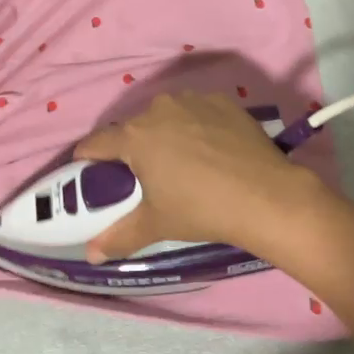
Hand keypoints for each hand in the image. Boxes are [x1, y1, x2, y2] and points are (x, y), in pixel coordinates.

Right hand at [73, 91, 328, 262]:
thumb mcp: (156, 224)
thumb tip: (92, 253)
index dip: (89, 159)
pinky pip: (197, 112)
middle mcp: (159, 108)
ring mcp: (193, 100)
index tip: (89, 173)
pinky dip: (196, 127)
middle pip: (134, 128)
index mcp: (136, 136)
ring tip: (181, 164)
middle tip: (143, 178)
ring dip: (165, 134)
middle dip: (132, 149)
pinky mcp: (222, 100)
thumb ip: (119, 236)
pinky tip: (211, 151)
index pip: (97, 142)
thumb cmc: (201, 209)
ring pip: (167, 116)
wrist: (264, 194)